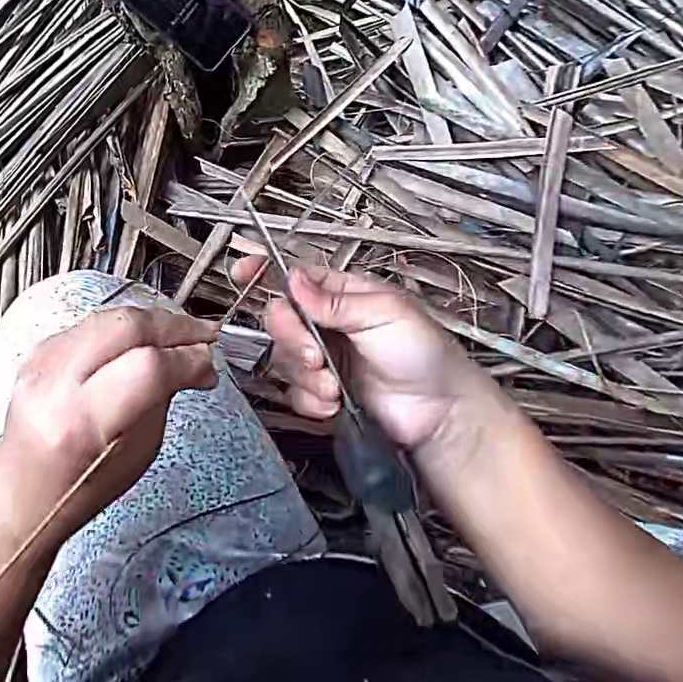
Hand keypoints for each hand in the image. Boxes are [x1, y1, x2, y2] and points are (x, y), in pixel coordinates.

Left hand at [0, 300, 217, 536]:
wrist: (22, 488)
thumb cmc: (80, 485)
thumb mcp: (138, 451)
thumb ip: (165, 396)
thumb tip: (197, 359)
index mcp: (79, 423)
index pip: (148, 367)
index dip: (188, 360)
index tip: (208, 366)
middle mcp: (55, 385)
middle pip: (130, 327)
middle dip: (177, 327)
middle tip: (205, 337)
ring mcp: (43, 362)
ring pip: (115, 315)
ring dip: (158, 320)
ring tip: (185, 333)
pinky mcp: (41, 348)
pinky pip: (98, 320)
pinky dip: (132, 324)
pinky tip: (151, 335)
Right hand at [231, 257, 493, 454]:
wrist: (437, 411)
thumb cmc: (425, 352)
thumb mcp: (386, 313)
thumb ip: (335, 301)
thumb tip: (296, 280)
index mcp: (343, 293)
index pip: (296, 275)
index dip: (266, 270)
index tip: (245, 270)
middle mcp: (328, 322)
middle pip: (281, 318)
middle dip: (292, 338)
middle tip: (315, 354)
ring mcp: (324, 356)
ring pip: (283, 358)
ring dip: (304, 374)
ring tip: (333, 383)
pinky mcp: (323, 390)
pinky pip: (294, 391)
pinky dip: (309, 399)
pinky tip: (333, 400)